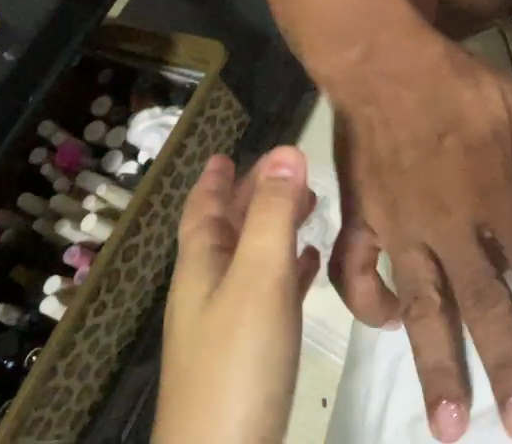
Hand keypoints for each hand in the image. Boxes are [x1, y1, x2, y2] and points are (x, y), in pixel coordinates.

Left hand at [157, 148, 317, 443]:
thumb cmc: (237, 362)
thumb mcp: (258, 278)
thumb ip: (274, 214)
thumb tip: (287, 149)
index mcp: (202, 268)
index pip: (203, 211)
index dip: (215, 180)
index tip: (226, 152)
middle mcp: (209, 290)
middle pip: (228, 231)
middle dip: (252, 197)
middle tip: (287, 170)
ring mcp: (227, 325)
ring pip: (250, 259)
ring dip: (274, 228)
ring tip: (308, 206)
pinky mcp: (250, 353)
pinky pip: (269, 293)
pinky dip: (287, 269)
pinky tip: (309, 266)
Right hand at [324, 18, 511, 441]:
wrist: (380, 65)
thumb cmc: (452, 82)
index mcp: (491, 195)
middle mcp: (449, 227)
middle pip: (483, 304)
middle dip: (507, 363)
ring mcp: (400, 231)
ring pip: (423, 308)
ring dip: (437, 365)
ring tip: (450, 423)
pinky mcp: (362, 222)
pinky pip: (359, 275)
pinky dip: (372, 306)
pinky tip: (389, 326)